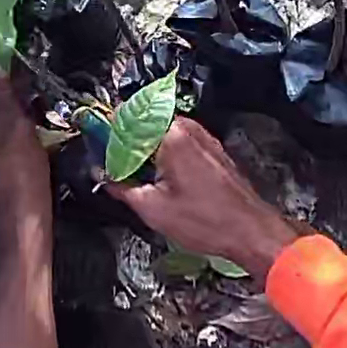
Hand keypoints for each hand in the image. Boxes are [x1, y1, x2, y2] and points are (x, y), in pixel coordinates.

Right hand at [106, 117, 302, 281]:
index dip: (108, 129)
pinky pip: (178, 139)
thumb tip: (101, 176)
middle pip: (145, 120)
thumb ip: (121, 186)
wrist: (250, 231)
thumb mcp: (152, 208)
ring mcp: (202, 136)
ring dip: (144, 145)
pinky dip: (162, 151)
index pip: (128, 116)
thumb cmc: (206, 221)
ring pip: (161, 130)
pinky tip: (157, 175)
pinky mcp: (210, 148)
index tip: (96, 144)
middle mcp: (188, 128)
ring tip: (132, 170)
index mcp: (171, 135)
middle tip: (111, 160)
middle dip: (125, 138)